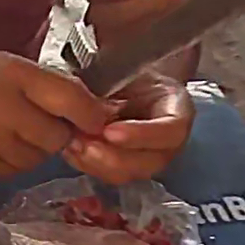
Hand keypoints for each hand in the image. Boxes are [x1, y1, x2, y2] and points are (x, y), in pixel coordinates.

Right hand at [0, 53, 105, 177]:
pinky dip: (13, 161)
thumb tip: (102, 114)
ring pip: (37, 159)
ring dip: (34, 149)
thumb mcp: (11, 67)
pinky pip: (14, 171)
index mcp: (14, 78)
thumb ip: (55, 86)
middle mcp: (4, 112)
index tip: (94, 121)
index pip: (72, 102)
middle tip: (36, 121)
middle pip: (57, 138)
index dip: (90, 115)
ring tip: (11, 131)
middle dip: (55, 132)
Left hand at [63, 70, 193, 183]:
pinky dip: (84, 164)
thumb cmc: (119, 71)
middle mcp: (165, 140)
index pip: (171, 131)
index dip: (141, 135)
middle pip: (149, 162)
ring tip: (71, 144)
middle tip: (82, 143)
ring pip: (124, 174)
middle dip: (112, 158)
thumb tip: (96, 105)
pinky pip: (103, 175)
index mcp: (175, 109)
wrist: (110, 80)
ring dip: (95, 163)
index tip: (109, 131)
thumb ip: (115, 86)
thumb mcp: (121, 69)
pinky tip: (68, 150)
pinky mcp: (119, 165)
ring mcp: (143, 157)